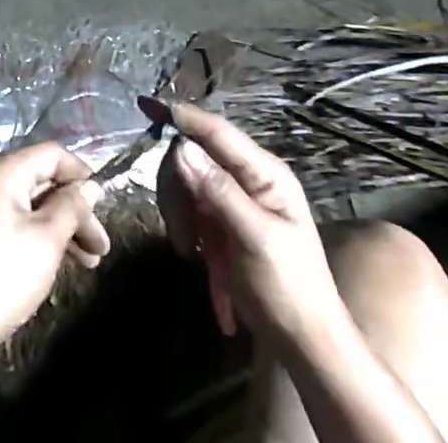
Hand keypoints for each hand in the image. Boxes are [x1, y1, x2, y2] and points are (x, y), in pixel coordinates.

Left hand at [0, 143, 111, 359]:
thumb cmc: (3, 274)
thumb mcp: (47, 238)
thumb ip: (72, 207)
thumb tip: (89, 187)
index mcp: (4, 170)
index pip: (53, 154)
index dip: (82, 175)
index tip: (105, 208)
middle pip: (44, 180)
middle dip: (77, 209)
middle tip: (102, 247)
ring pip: (34, 204)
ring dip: (64, 227)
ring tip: (91, 262)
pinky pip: (20, 221)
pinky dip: (43, 237)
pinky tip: (62, 263)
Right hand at [156, 101, 345, 346]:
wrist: (303, 342)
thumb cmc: (289, 289)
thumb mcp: (255, 238)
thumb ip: (218, 191)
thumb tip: (180, 146)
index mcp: (265, 173)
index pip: (216, 132)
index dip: (180, 115)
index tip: (144, 104)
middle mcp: (248, 178)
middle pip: (191, 159)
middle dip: (178, 194)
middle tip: (184, 236)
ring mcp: (232, 199)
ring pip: (183, 185)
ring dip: (180, 219)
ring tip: (193, 254)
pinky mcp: (220, 220)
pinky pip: (187, 210)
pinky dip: (185, 233)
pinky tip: (199, 260)